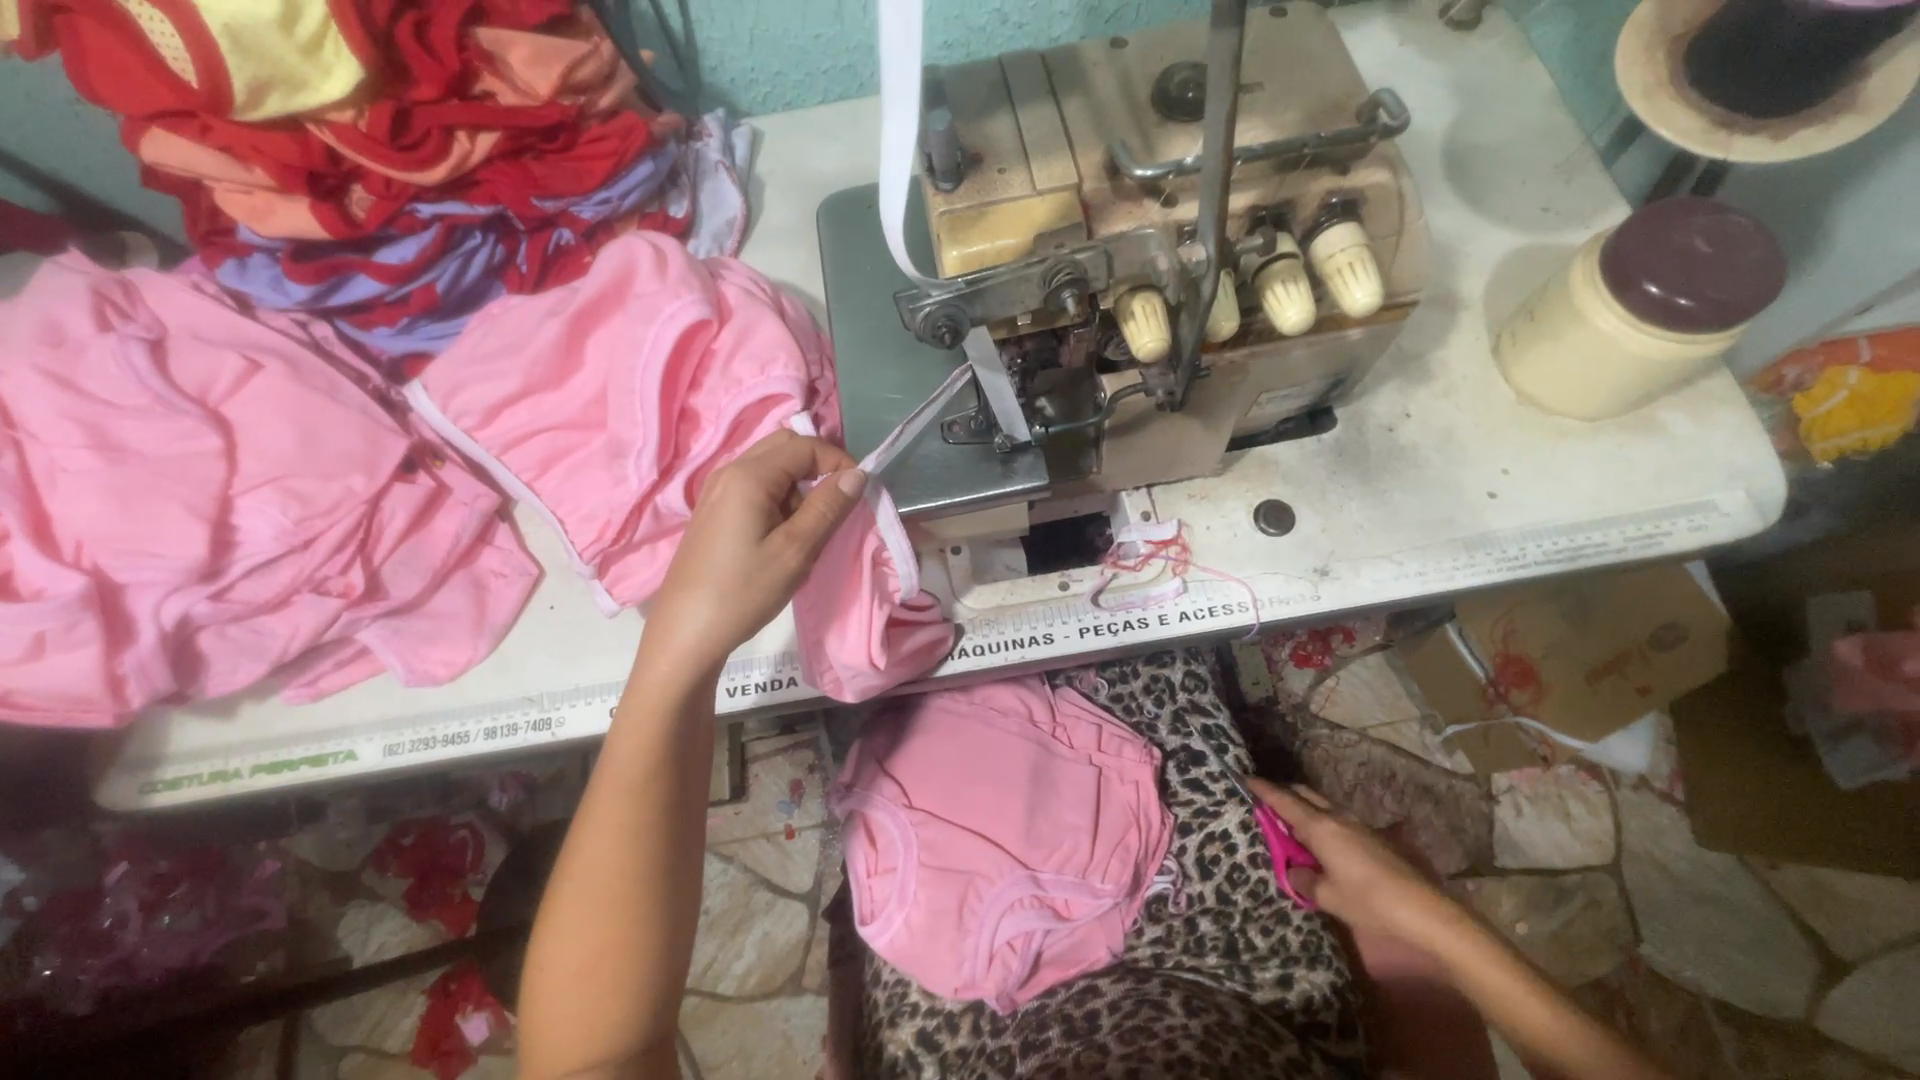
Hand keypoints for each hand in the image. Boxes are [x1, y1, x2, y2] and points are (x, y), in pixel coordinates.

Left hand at [645, 431, 865, 670]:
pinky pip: (756, 488)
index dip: (838, 462)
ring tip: (810, 529)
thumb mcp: (795, 551)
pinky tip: (784, 537)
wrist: (687, 632)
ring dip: (799, 487)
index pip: (805, 445)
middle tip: (836, 507)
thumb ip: (828, 507)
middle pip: (784, 447)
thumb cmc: (743, 592)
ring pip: (771, 468)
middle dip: (818, 468)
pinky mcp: (715, 511)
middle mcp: (729, 472)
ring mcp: (717, 491)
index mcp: (748, 475)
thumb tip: (857, 475)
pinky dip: (780, 500)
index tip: (858, 494)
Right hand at [1245, 776, 1458, 948]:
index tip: (1245, 778)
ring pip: (1323, 807)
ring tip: (1291, 826)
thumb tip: (1295, 871)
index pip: (1284, 801)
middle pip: (1305, 795)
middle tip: (1266, 802)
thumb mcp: (1327, 896)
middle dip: (1284, 794)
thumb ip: (1304, 879)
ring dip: (1305, 810)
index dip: (1263, 789)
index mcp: (1320, 827)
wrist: (1423, 910)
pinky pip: (1338, 821)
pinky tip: (1322, 845)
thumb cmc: (1368, 901)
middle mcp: (1338, 818)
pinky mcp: (1374, 838)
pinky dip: (1322, 824)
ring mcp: (1359, 826)